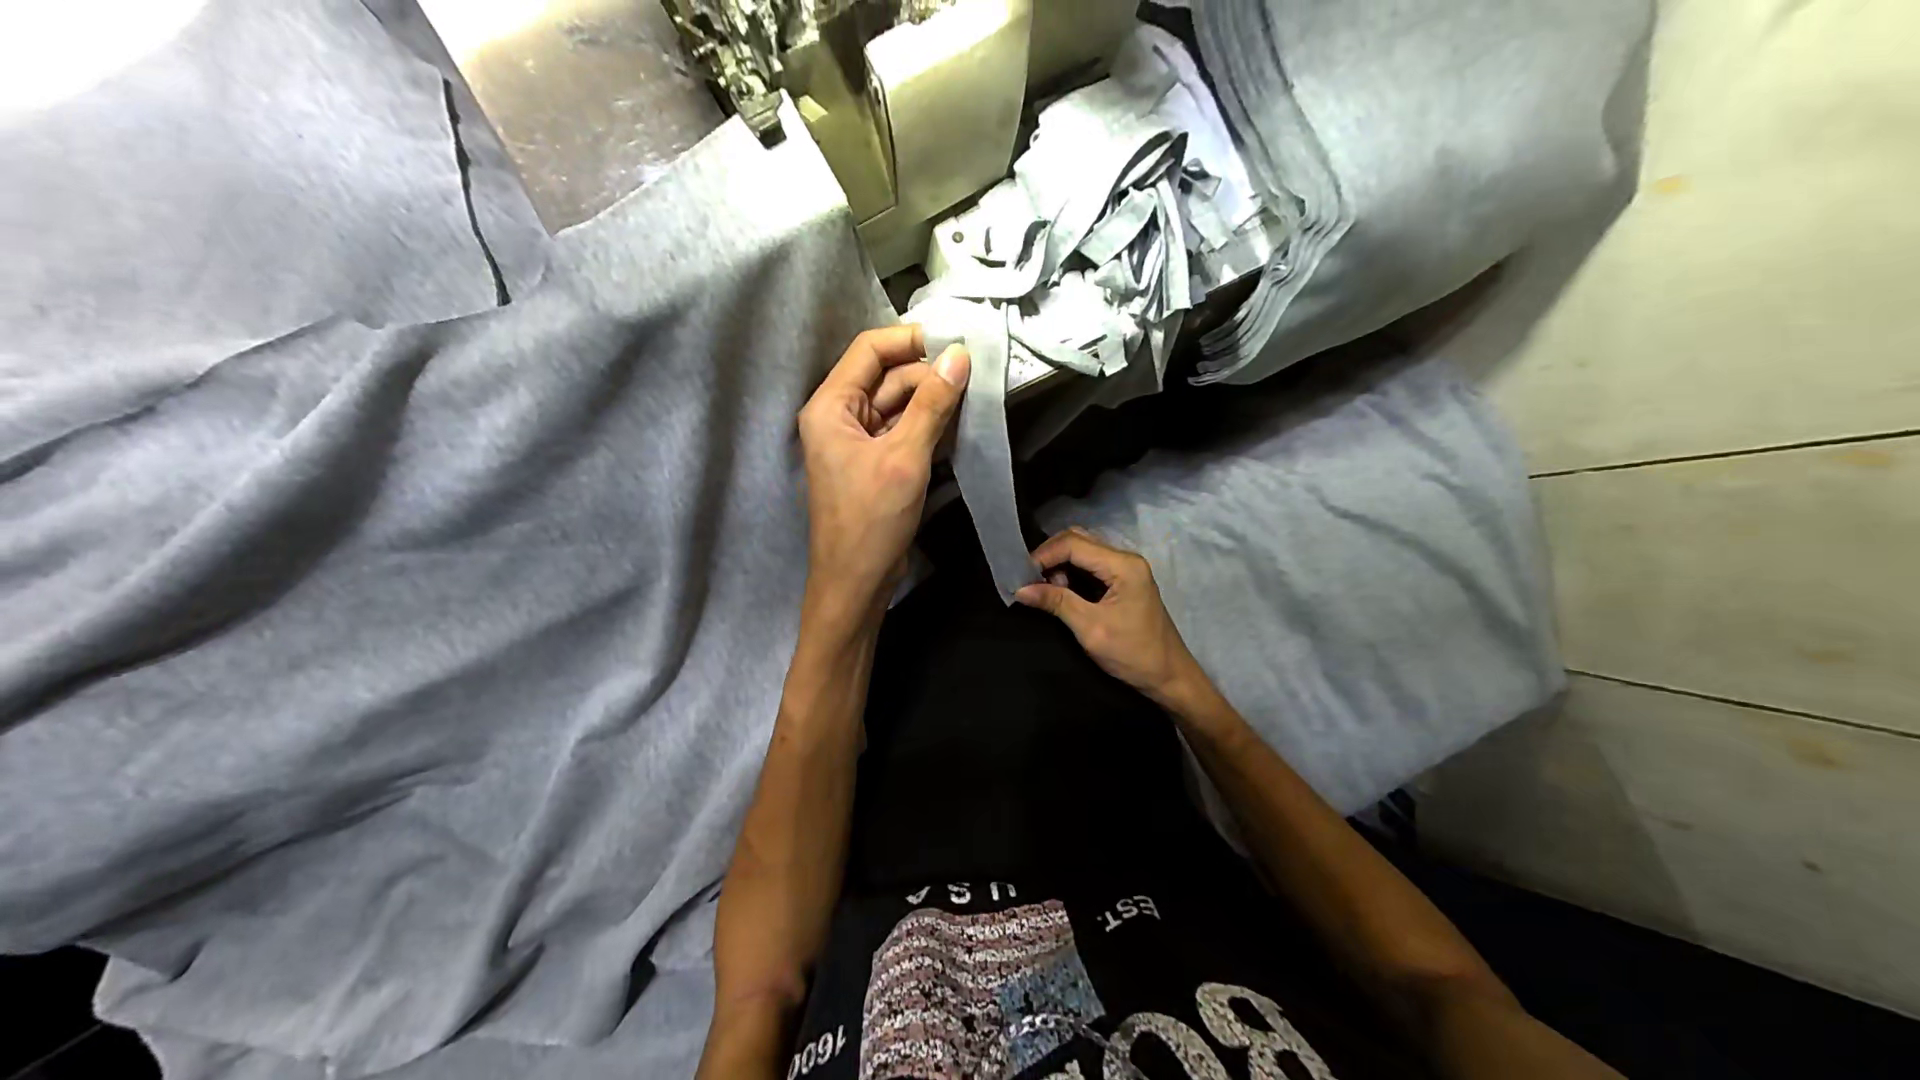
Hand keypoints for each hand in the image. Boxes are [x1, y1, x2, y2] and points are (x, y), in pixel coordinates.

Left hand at [798, 325, 968, 618]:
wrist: (856, 582)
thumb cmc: (871, 520)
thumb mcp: (905, 457)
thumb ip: (932, 404)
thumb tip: (959, 356)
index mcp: (831, 406)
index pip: (869, 350)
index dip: (910, 340)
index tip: (954, 343)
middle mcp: (840, 416)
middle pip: (888, 377)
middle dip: (929, 378)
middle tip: (974, 380)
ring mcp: (858, 441)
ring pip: (900, 405)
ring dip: (933, 404)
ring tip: (973, 402)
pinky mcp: (876, 463)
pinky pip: (903, 431)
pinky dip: (929, 428)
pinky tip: (959, 428)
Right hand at [1015, 527, 1211, 710]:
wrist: (1168, 676)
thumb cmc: (1132, 653)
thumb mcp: (1090, 628)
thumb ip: (1056, 602)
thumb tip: (1020, 589)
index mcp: (1123, 565)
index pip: (1074, 544)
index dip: (1044, 555)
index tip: (1021, 576)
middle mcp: (1125, 558)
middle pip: (1078, 540)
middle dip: (1050, 557)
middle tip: (1030, 581)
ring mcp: (1125, 569)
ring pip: (1083, 552)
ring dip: (1059, 565)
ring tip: (1045, 590)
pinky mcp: (1123, 581)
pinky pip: (1090, 566)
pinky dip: (1071, 573)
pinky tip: (1060, 591)